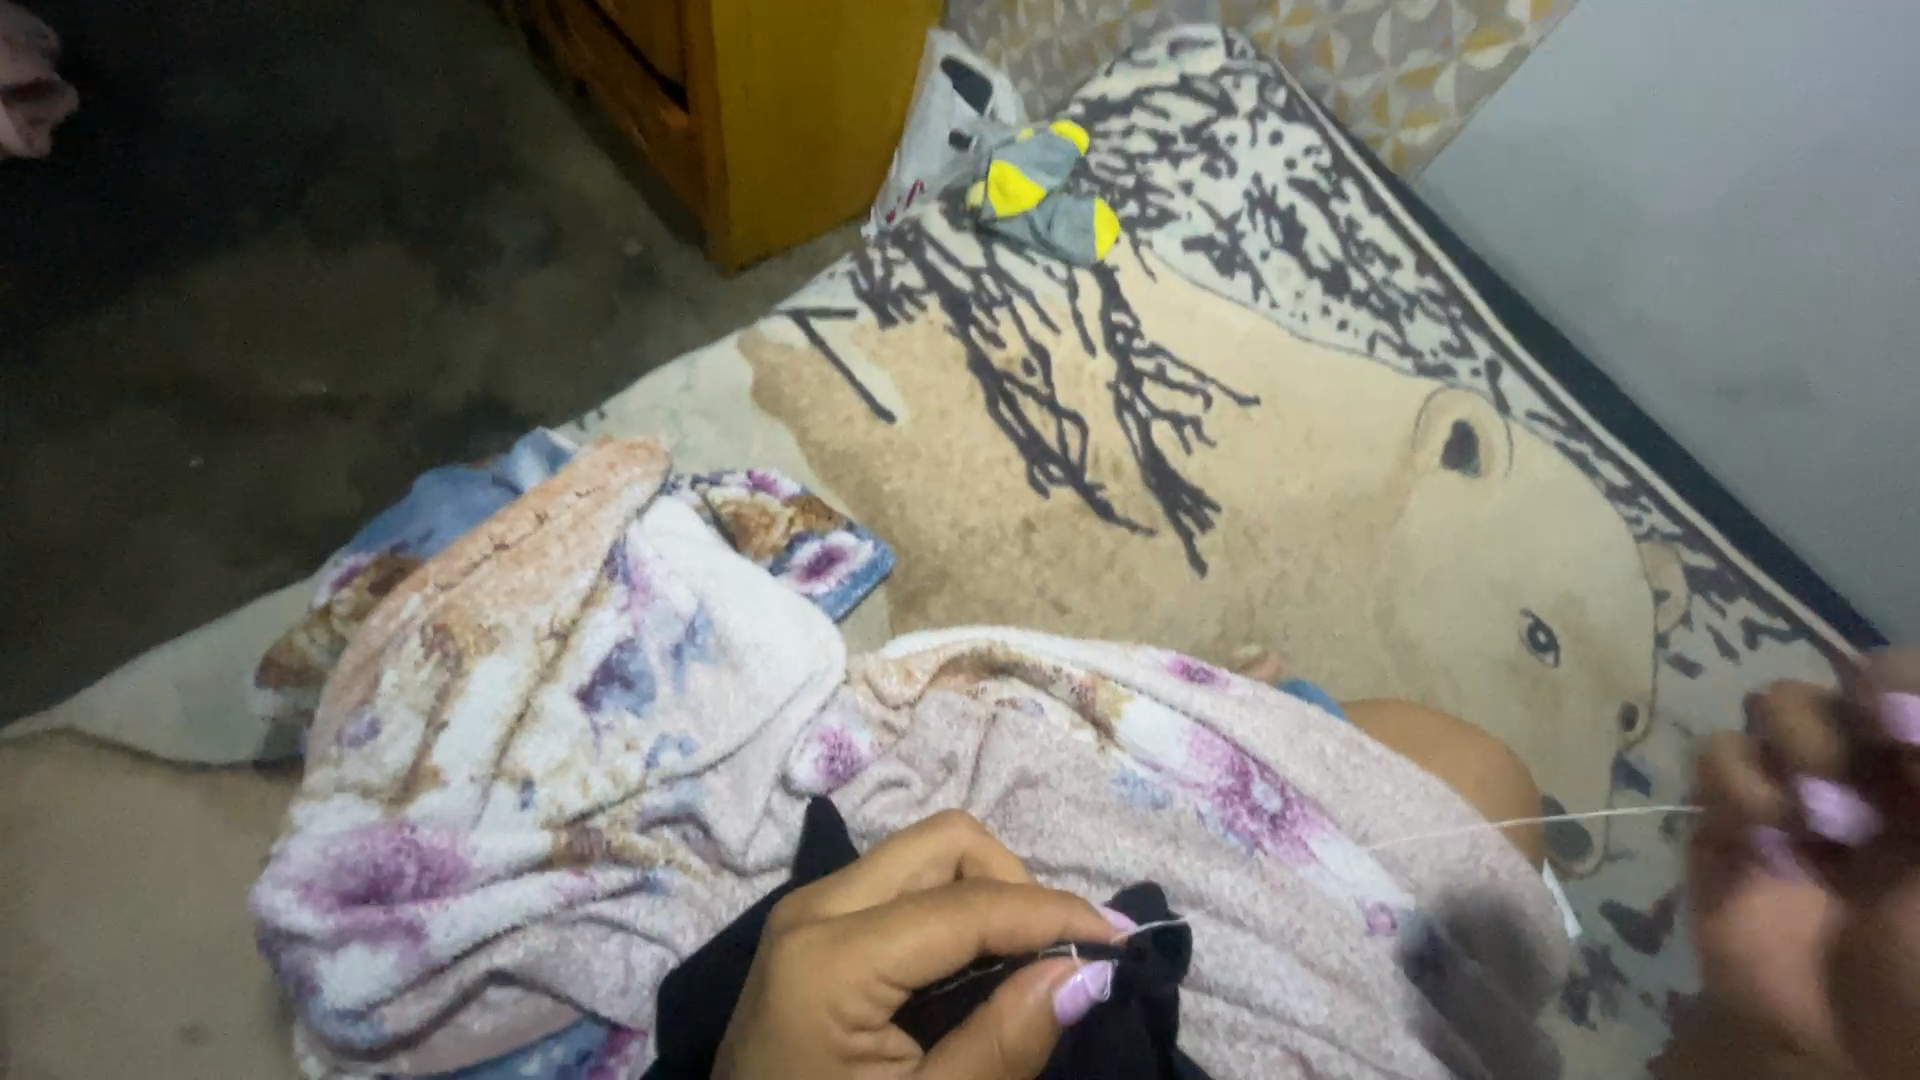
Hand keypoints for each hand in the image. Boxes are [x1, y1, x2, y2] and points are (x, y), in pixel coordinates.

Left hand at [713, 810, 1129, 1079]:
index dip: (1051, 913)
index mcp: (831, 959)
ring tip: (1023, 955)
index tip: (1119, 937)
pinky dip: (954, 900)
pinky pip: (902, 877)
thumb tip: (1085, 972)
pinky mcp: (814, 919)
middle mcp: (816, 905)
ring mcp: (810, 905)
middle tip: (1058, 951)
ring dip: (987, 887)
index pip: (967, 905)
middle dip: (1015, 883)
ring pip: (925, 849)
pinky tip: (977, 954)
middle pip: (945, 840)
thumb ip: (1003, 1042)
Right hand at [1687, 649, 1919, 1079]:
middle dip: (1841, 719)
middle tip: (1855, 771)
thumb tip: (1894, 692)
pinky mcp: (1728, 812)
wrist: (1860, 1048)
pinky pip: (1715, 755)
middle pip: (1840, 678)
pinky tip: (1765, 836)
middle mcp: (1885, 771)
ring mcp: (1802, 789)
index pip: (1913, 679)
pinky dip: (1737, 786)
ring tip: (1817, 820)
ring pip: (1772, 705)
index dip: (1903, 681)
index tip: (1902, 724)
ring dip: (1791, 750)